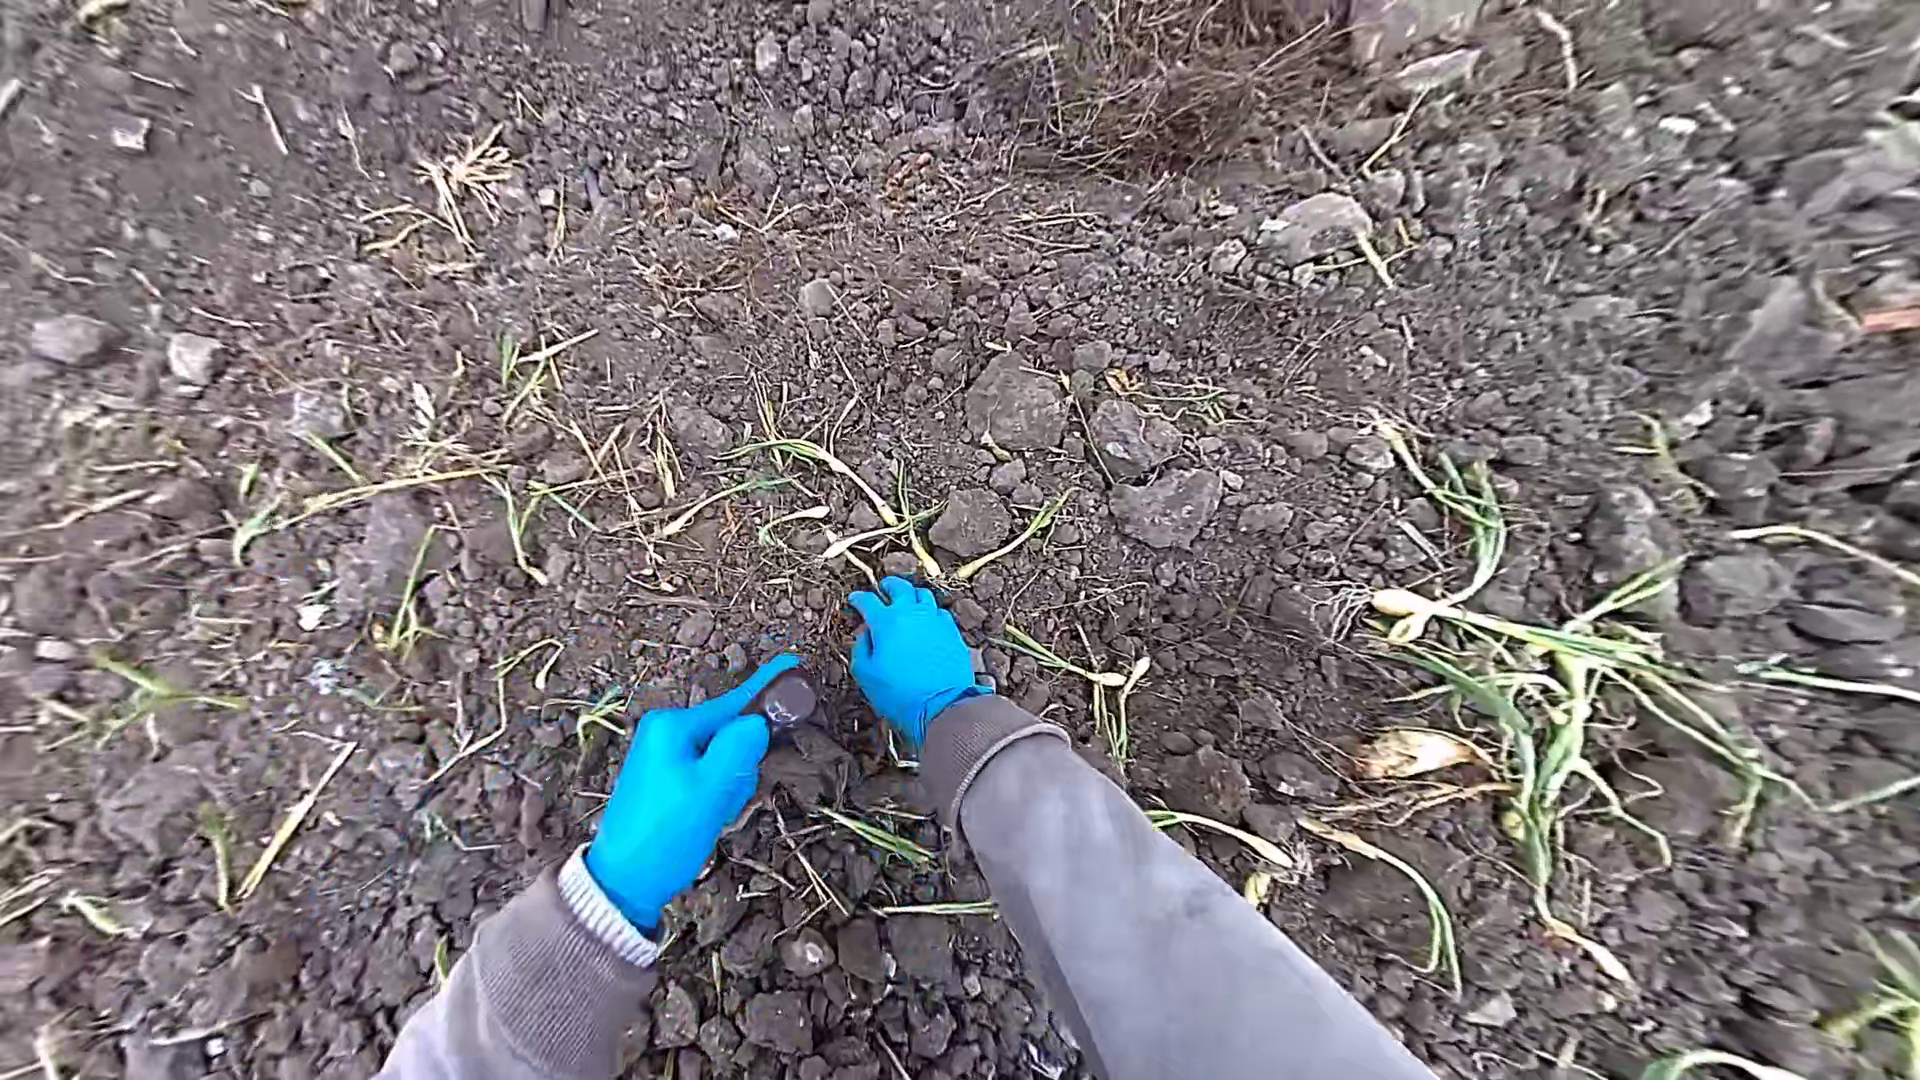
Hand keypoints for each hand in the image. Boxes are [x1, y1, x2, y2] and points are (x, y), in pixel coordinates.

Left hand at [584, 653, 799, 929]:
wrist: (623, 886)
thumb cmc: (664, 836)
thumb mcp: (708, 789)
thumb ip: (738, 747)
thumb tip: (758, 720)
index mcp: (673, 727)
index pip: (734, 703)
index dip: (768, 689)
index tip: (794, 664)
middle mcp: (669, 732)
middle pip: (733, 732)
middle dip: (742, 763)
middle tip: (728, 795)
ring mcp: (669, 754)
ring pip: (728, 755)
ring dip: (732, 782)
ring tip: (714, 810)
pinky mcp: (672, 776)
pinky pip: (714, 771)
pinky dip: (721, 791)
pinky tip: (710, 813)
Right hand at [848, 576, 986, 746]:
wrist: (943, 705)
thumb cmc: (901, 693)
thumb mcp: (866, 674)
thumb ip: (860, 647)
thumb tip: (864, 633)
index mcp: (887, 622)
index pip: (868, 601)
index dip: (858, 599)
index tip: (855, 600)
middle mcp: (912, 613)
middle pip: (900, 587)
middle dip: (888, 585)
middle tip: (883, 589)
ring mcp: (935, 619)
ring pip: (923, 595)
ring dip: (912, 595)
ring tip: (907, 602)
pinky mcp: (952, 630)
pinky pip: (939, 612)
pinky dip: (930, 612)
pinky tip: (927, 621)